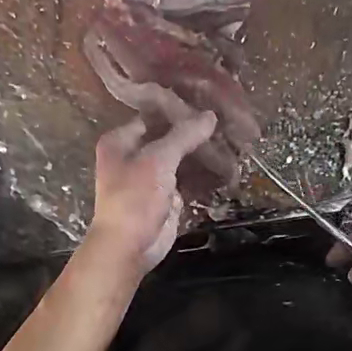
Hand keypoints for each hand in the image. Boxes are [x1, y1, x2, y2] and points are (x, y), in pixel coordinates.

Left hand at [82, 112, 217, 276]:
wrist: (129, 246)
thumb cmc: (135, 198)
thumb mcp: (158, 160)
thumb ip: (184, 136)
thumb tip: (210, 116)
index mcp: (121, 141)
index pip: (152, 117)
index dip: (178, 111)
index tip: (207, 103)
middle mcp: (134, 157)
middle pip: (169, 139)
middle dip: (195, 135)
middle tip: (224, 123)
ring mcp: (152, 179)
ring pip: (181, 161)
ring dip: (202, 155)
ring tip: (230, 142)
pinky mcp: (167, 199)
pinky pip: (188, 181)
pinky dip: (204, 176)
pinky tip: (225, 166)